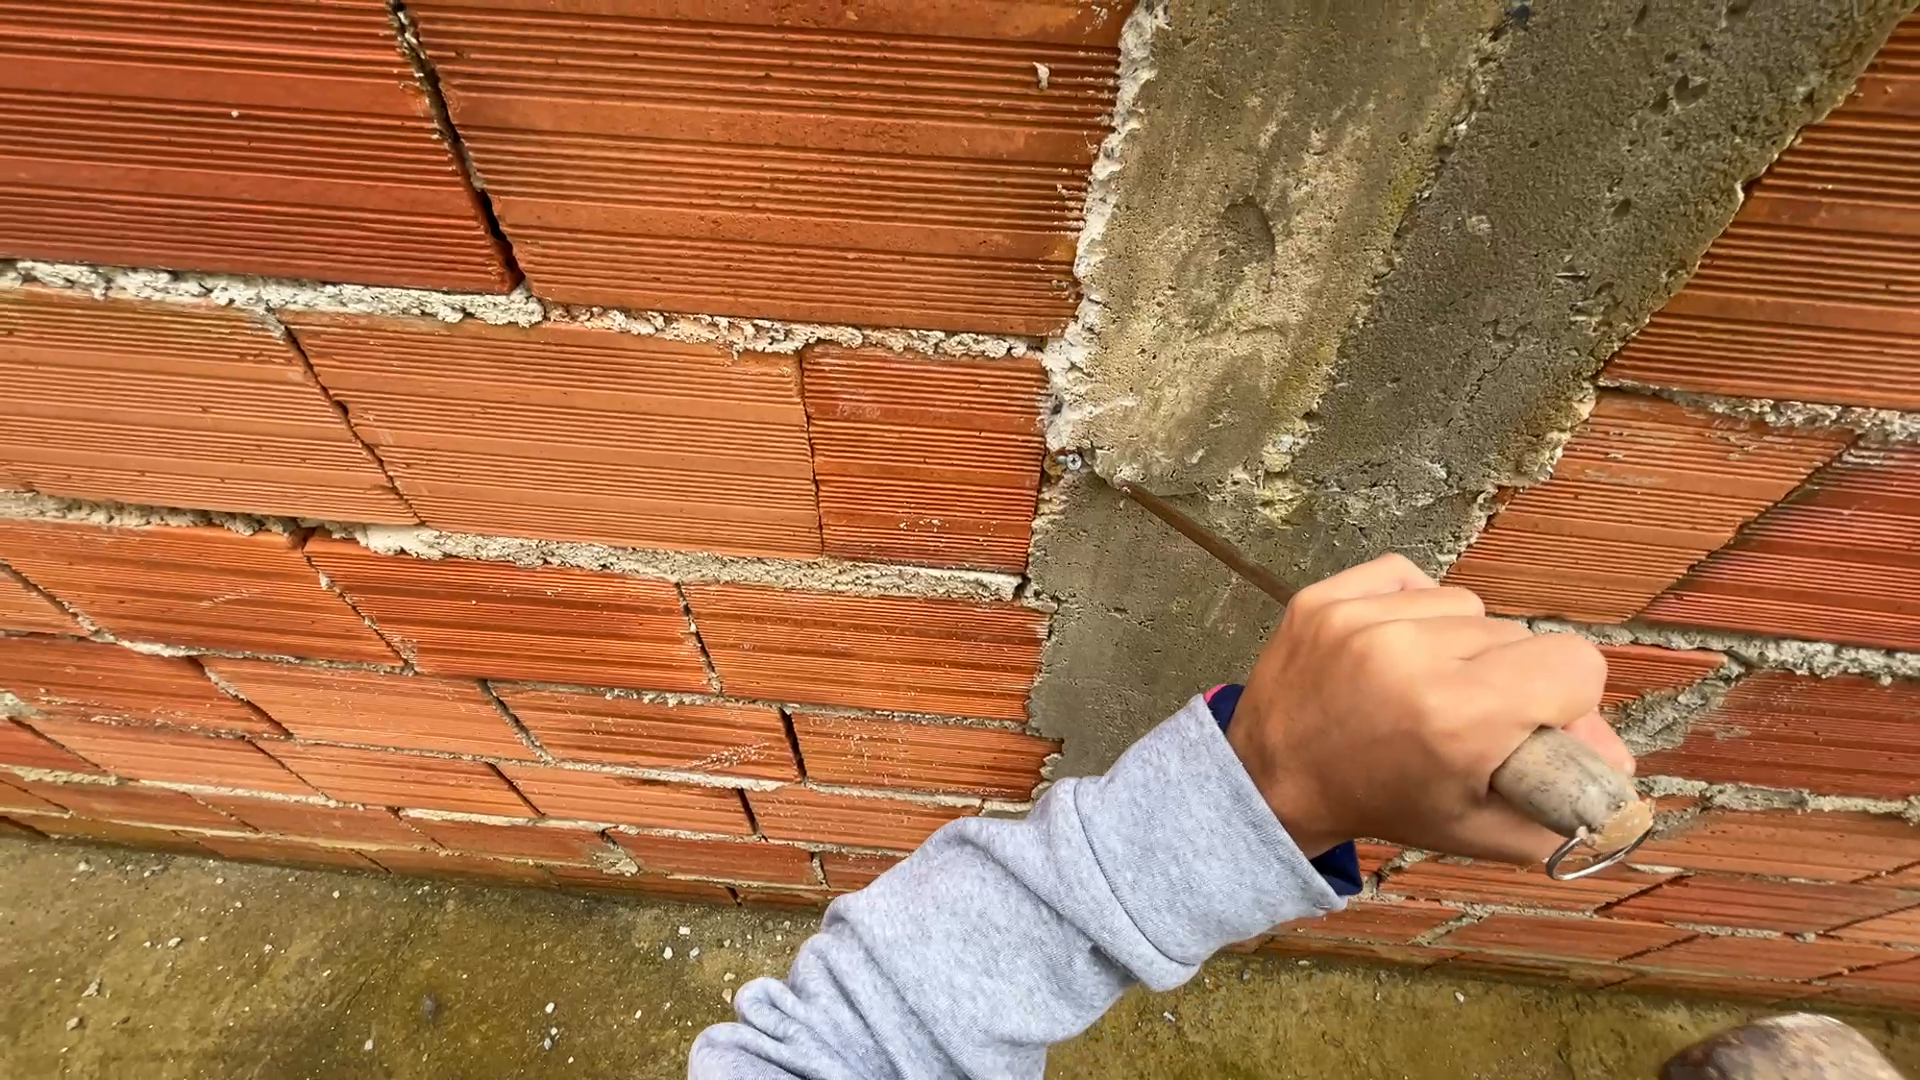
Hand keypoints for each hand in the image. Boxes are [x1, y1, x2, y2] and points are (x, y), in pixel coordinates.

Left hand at [1224, 553, 1632, 863]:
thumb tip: (1617, 756)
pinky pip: (1404, 576)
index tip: (1529, 719)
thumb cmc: (1378, 802)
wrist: (1272, 776)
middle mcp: (1406, 654)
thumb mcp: (1486, 829)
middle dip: (1507, 673)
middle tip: (1468, 709)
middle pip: (1515, 633)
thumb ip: (1573, 800)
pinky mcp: (1319, 599)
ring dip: (1458, 639)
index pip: (1572, 661)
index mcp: (1457, 715)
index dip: (1564, 697)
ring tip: (1424, 678)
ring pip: (1462, 604)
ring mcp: (1355, 619)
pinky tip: (1396, 642)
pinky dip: (1411, 603)